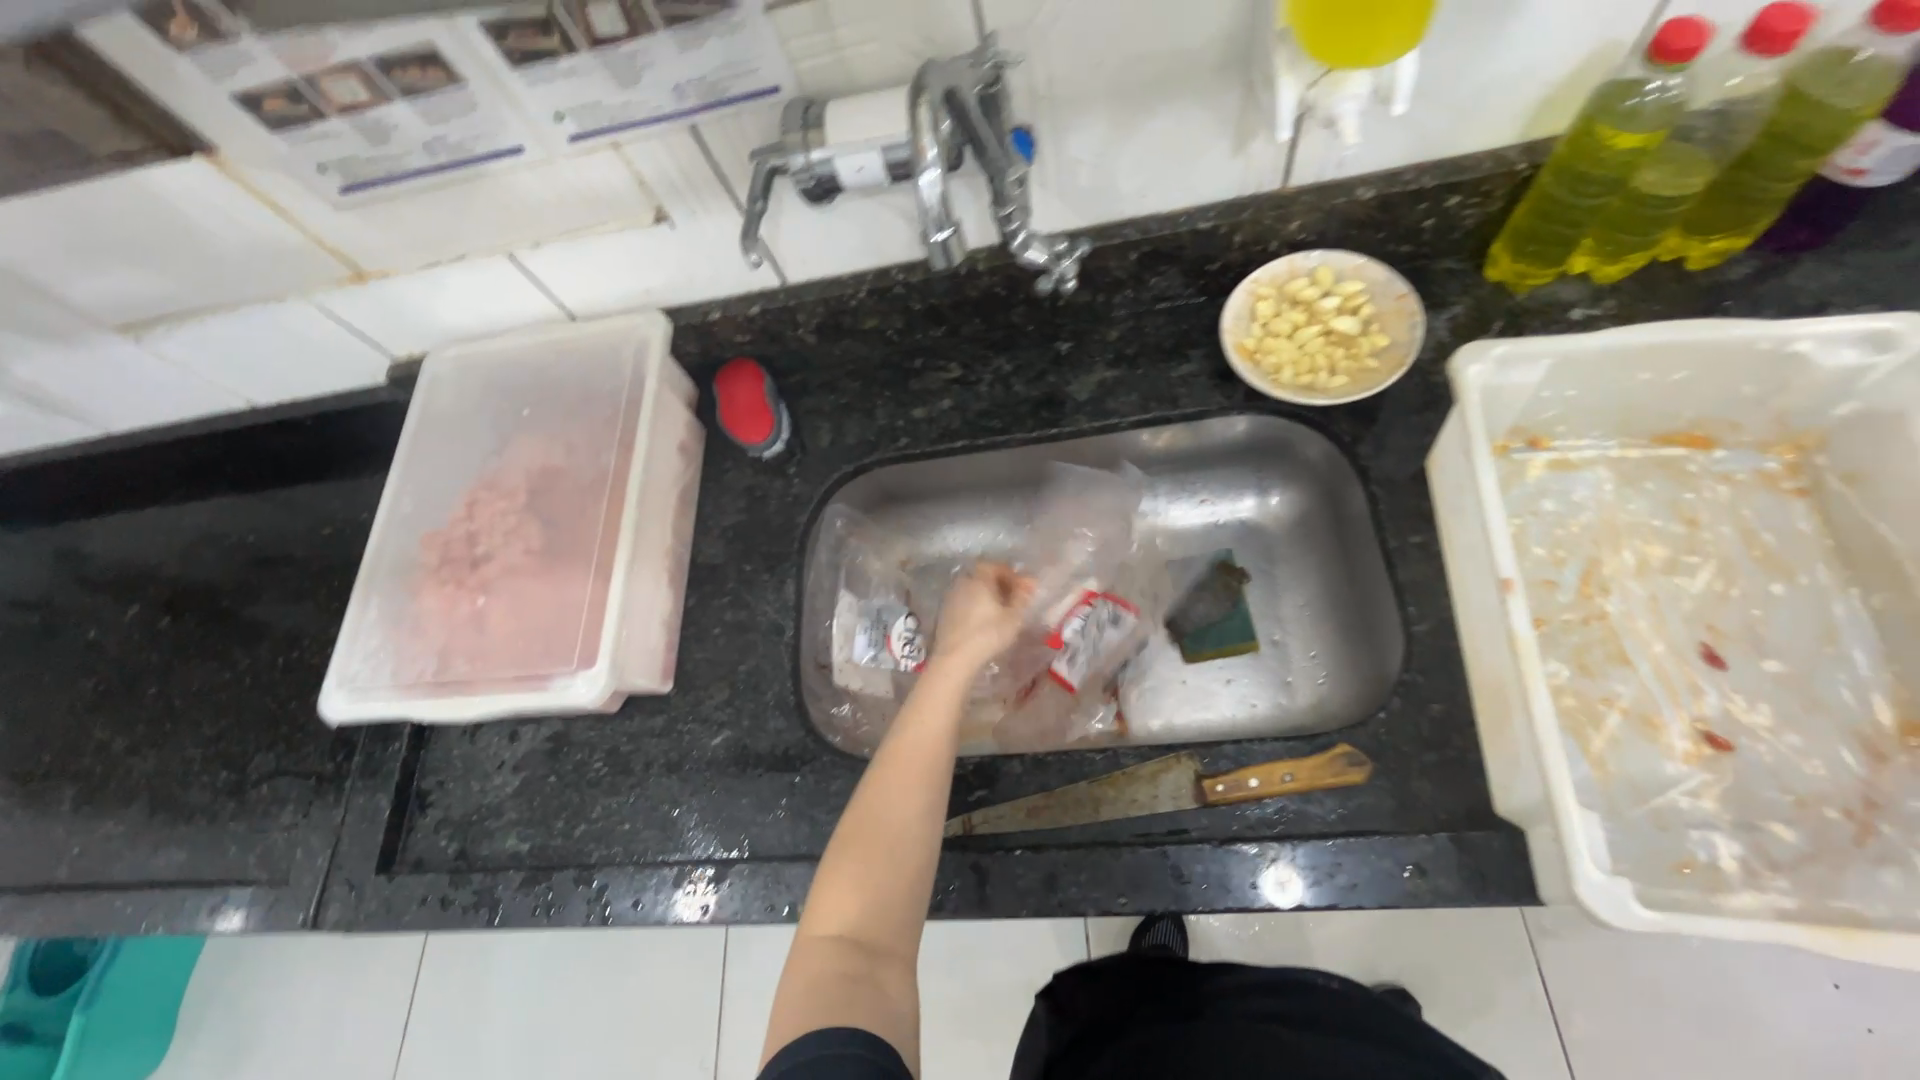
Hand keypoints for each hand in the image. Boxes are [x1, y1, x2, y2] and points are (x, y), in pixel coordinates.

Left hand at [933, 561, 1034, 669]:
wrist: (955, 658)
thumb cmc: (988, 634)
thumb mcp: (1013, 616)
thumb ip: (1022, 596)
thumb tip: (1030, 582)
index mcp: (979, 578)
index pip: (995, 566)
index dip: (1010, 574)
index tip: (1021, 587)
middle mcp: (962, 583)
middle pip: (982, 577)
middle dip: (999, 585)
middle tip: (1013, 599)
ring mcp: (950, 598)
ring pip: (972, 590)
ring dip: (986, 596)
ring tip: (1000, 612)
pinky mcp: (944, 614)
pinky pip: (964, 602)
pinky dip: (975, 607)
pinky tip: (983, 622)